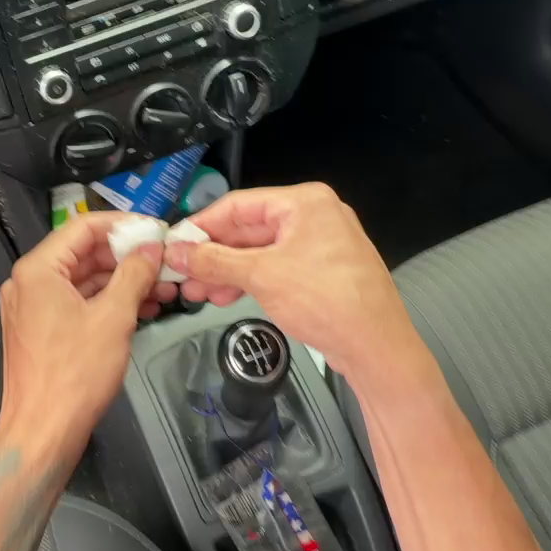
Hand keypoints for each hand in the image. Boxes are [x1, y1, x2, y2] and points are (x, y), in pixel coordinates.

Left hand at [0, 213, 173, 441]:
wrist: (42, 433)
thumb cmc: (76, 372)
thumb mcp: (114, 317)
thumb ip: (134, 274)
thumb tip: (151, 246)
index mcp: (38, 269)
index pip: (83, 227)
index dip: (123, 225)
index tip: (157, 230)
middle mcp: (28, 281)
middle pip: (83, 253)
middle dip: (127, 258)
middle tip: (166, 264)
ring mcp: (31, 307)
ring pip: (82, 280)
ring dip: (121, 282)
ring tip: (163, 290)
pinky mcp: (39, 329)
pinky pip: (75, 303)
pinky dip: (105, 302)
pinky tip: (140, 308)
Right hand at [166, 183, 412, 379]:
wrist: (377, 348)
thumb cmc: (324, 300)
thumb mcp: (261, 276)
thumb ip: (213, 261)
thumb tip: (174, 251)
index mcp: (303, 202)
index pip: (238, 205)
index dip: (202, 226)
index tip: (174, 245)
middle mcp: (313, 215)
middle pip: (248, 229)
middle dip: (212, 255)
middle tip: (182, 275)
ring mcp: (319, 244)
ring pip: (259, 251)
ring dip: (227, 271)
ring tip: (198, 293)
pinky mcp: (321, 270)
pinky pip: (275, 267)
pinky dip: (249, 280)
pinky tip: (225, 296)